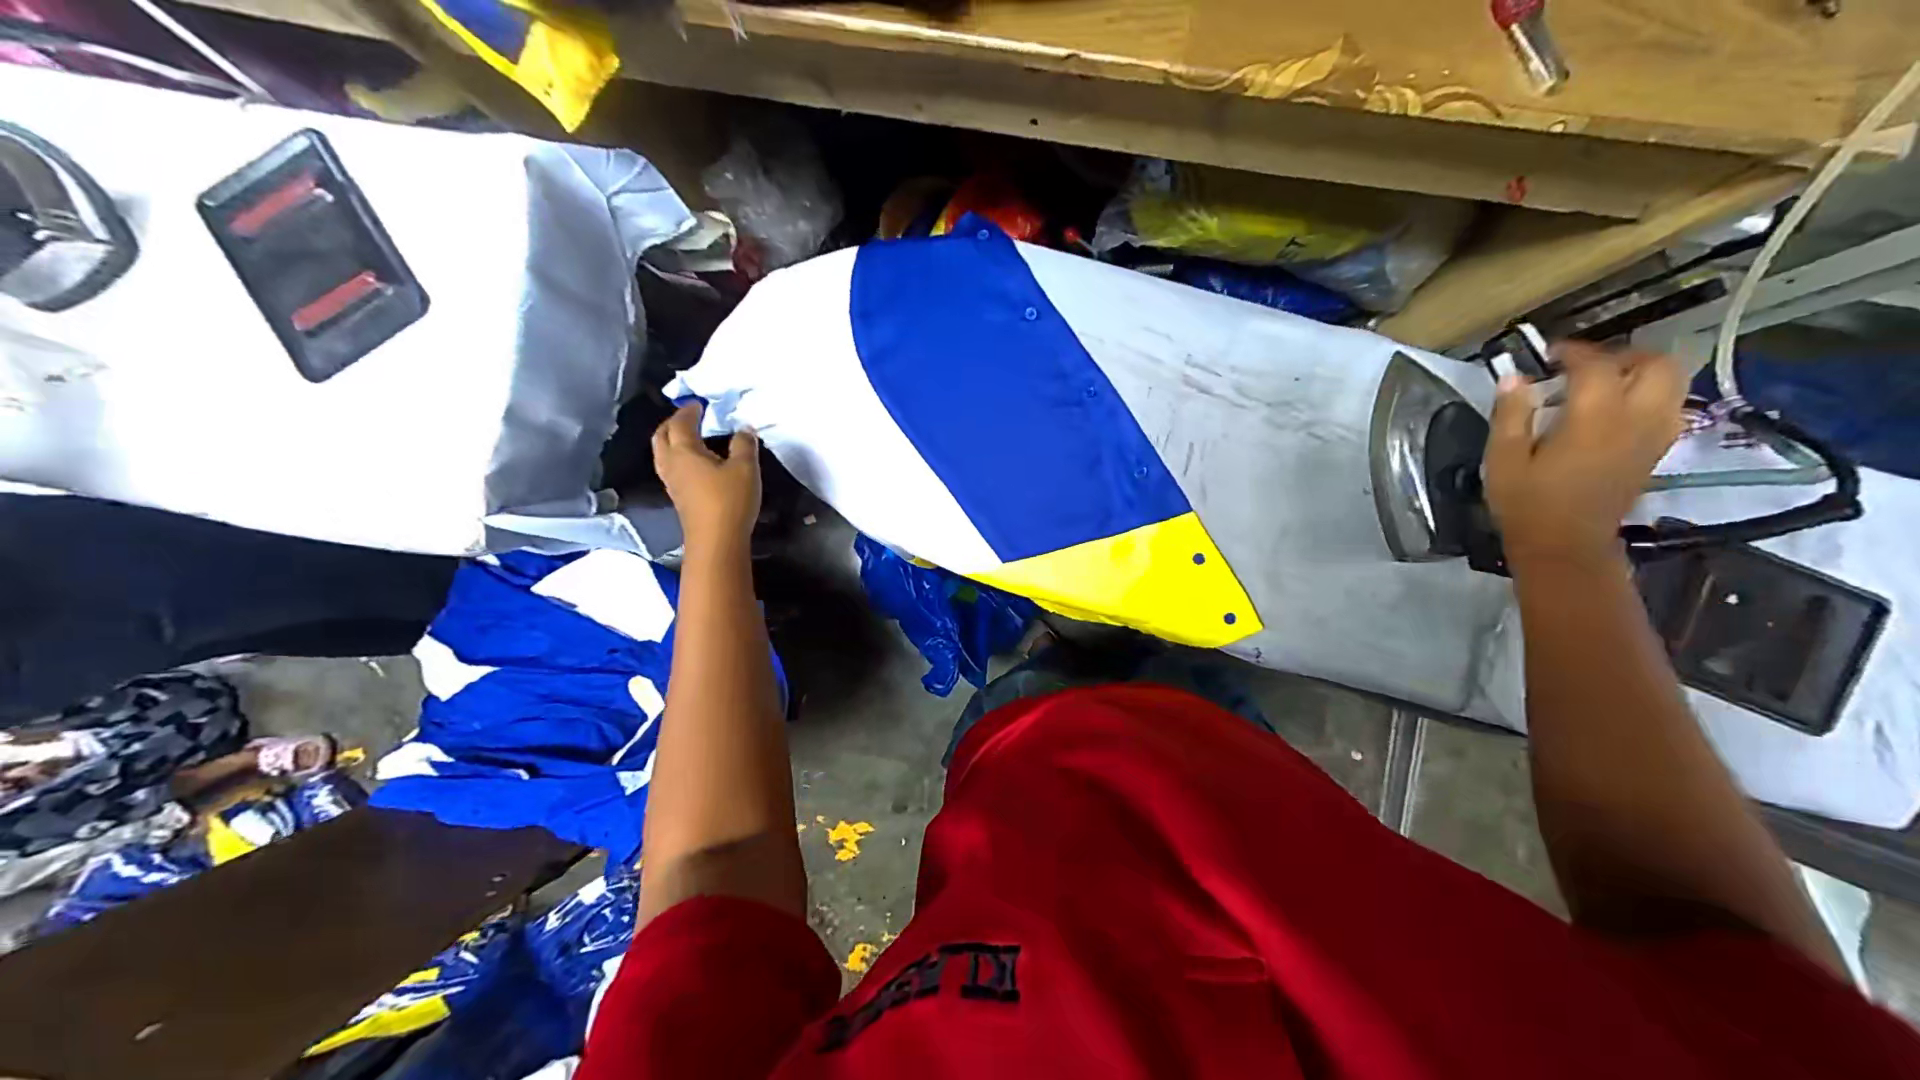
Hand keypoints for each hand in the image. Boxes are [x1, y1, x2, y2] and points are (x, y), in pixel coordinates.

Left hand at [652, 403, 760, 551]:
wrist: (717, 540)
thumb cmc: (730, 499)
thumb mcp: (745, 468)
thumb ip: (744, 444)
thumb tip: (743, 429)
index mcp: (684, 451)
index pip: (681, 423)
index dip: (689, 411)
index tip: (699, 404)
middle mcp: (672, 463)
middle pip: (662, 436)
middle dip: (673, 423)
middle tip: (688, 417)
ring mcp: (672, 482)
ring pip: (662, 453)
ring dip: (671, 440)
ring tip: (688, 436)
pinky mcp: (678, 497)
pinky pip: (670, 467)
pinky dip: (677, 456)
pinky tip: (693, 461)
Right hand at [1484, 341, 1685, 566]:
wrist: (1564, 545)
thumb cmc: (1526, 502)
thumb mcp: (1502, 459)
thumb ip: (1510, 414)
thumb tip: (1513, 378)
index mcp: (1594, 420)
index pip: (1595, 366)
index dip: (1572, 352)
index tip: (1546, 354)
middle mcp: (1635, 420)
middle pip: (1655, 365)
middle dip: (1622, 356)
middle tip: (1585, 366)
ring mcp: (1653, 435)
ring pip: (1672, 383)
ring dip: (1641, 373)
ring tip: (1604, 384)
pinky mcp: (1656, 450)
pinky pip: (1669, 407)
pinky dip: (1649, 396)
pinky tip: (1617, 409)